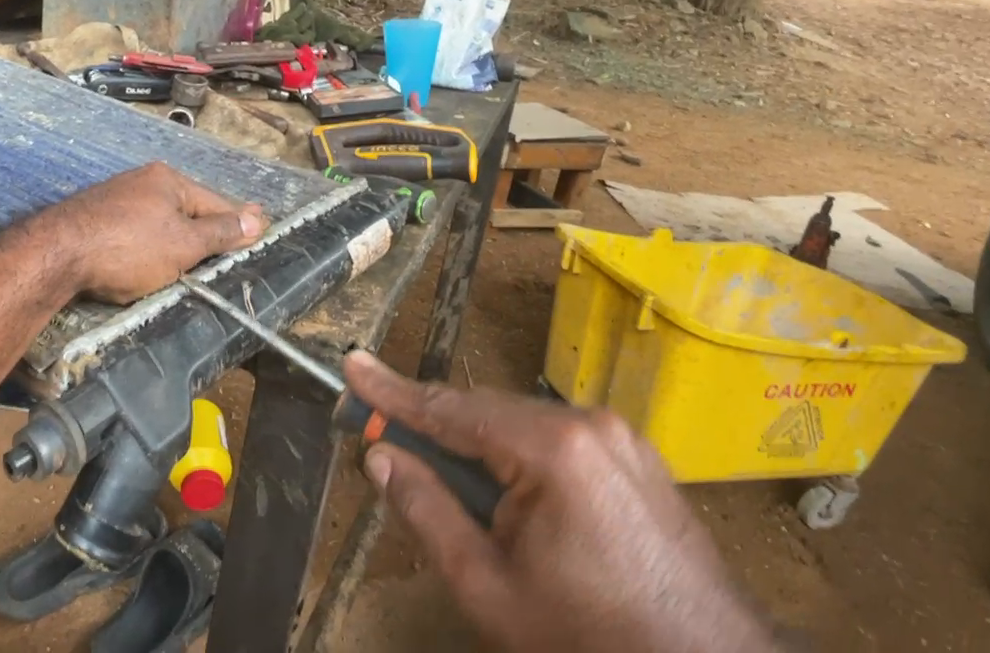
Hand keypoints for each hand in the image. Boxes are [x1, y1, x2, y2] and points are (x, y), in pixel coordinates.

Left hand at [34, 163, 265, 304]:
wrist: (56, 255)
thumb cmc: (129, 248)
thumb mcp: (184, 244)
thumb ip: (220, 233)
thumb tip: (256, 219)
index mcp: (168, 180)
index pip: (216, 203)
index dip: (238, 222)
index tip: (260, 231)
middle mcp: (141, 182)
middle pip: (186, 211)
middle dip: (205, 231)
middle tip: (227, 251)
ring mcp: (114, 199)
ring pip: (158, 223)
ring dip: (175, 241)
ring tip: (191, 262)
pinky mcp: (93, 220)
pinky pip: (133, 233)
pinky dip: (147, 247)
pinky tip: (147, 262)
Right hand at [343, 352, 776, 652]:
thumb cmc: (588, 637)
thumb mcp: (488, 585)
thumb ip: (427, 510)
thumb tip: (381, 457)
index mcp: (551, 448)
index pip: (449, 410)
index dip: (392, 391)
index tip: (352, 364)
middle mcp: (588, 423)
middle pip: (485, 412)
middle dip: (433, 426)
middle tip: (380, 432)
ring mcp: (620, 438)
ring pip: (520, 425)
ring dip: (476, 447)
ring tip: (449, 484)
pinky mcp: (638, 458)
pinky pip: (557, 441)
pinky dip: (517, 455)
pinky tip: (503, 491)